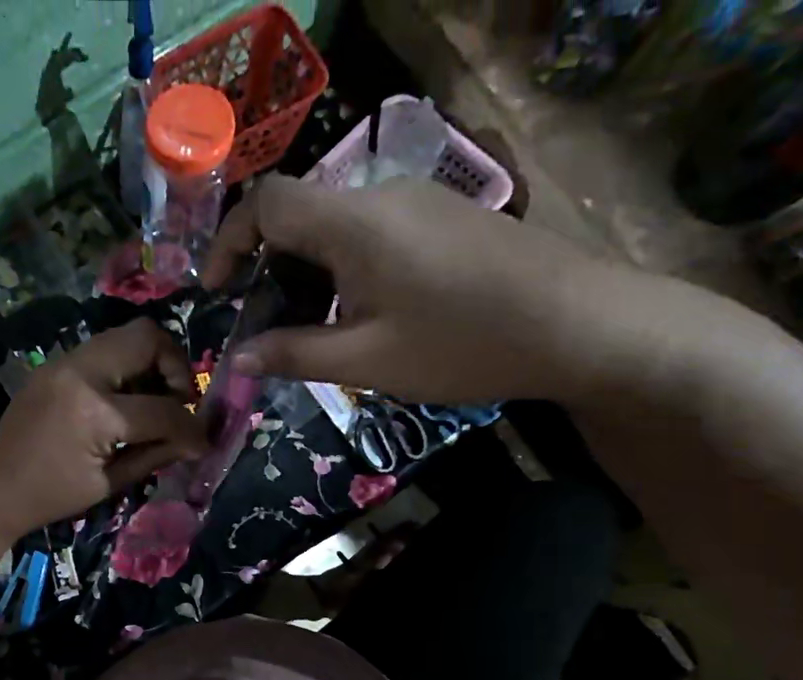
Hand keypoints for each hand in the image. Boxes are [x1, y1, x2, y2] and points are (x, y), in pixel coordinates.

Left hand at [0, 319, 207, 542]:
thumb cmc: (51, 497)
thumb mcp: (109, 484)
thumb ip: (155, 455)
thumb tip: (195, 440)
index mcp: (95, 411)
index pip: (162, 408)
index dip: (190, 427)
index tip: (202, 440)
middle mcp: (80, 372)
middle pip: (148, 337)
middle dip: (175, 366)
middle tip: (178, 399)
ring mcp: (63, 363)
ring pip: (124, 336)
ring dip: (149, 362)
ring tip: (153, 399)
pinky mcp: (53, 365)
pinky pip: (101, 350)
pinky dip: (123, 366)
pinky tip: (123, 399)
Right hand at [205, 176, 685, 405]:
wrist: (585, 325)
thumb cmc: (463, 344)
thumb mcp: (365, 360)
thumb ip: (292, 354)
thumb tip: (237, 360)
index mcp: (355, 224)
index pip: (267, 203)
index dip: (228, 242)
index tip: (217, 291)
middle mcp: (382, 197)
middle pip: (298, 212)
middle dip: (264, 264)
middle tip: (262, 321)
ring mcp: (419, 201)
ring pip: (333, 223)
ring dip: (303, 269)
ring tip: (308, 325)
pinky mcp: (444, 216)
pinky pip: (370, 229)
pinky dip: (340, 265)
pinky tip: (359, 310)